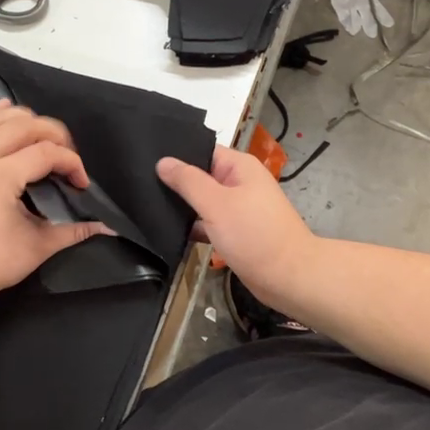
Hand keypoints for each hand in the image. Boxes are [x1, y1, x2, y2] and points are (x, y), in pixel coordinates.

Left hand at [0, 101, 110, 304]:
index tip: (81, 183)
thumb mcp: (39, 247)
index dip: (71, 162)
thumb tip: (109, 226)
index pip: (46, 152)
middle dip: (53, 134)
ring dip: (23, 119)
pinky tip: (3, 113)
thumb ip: (75, 229)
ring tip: (41, 137)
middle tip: (66, 156)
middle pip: (23, 125)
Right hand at [157, 146, 317, 300]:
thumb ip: (187, 181)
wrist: (289, 278)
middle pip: (200, 175)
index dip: (175, 154)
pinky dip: (193, 226)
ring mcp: (238, 208)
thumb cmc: (254, 235)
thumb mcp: (216, 204)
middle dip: (175, 182)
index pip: (201, 150)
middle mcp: (239, 182)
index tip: (145, 160)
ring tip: (148, 207)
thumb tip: (162, 162)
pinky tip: (169, 232)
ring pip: (202, 201)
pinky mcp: (235, 231)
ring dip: (182, 206)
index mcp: (239, 167)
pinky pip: (208, 222)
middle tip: (140, 186)